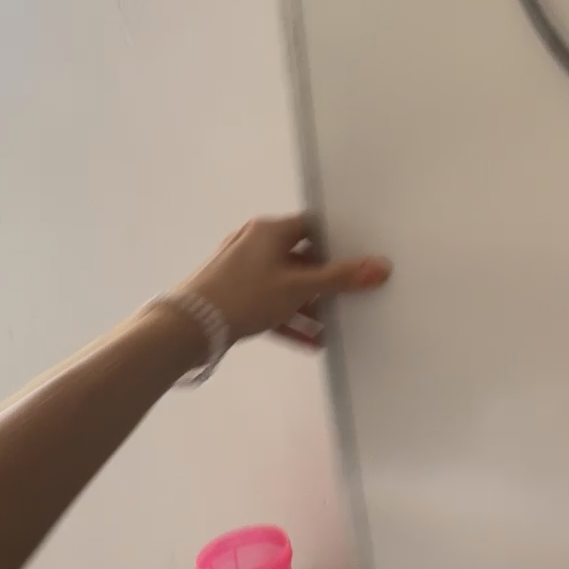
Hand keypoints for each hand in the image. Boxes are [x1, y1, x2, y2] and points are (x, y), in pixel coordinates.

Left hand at [176, 214, 389, 347]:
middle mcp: (255, 243)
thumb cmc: (245, 295)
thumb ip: (342, 278)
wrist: (186, 328)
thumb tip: (382, 266)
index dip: (338, 240)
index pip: (313, 226)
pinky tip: (312, 341)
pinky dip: (290, 318)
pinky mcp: (233, 294)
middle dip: (326, 280)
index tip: (360, 256)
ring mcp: (241, 270)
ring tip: (334, 325)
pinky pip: (271, 303)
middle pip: (302, 257)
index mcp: (270, 231)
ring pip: (287, 284)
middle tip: (351, 293)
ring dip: (310, 304)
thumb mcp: (299, 287)